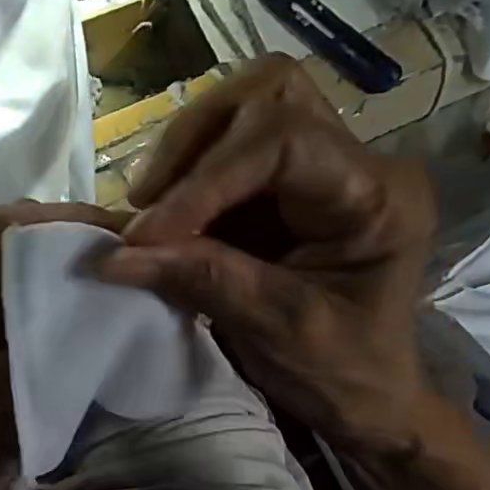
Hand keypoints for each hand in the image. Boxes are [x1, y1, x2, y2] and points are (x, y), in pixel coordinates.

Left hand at [0, 201, 125, 489]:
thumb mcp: (4, 394)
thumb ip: (43, 333)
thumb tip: (100, 283)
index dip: (53, 222)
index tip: (114, 227)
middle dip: (59, 234)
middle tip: (124, 238)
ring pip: (5, 260)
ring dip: (55, 256)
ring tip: (114, 256)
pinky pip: (6, 287)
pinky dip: (45, 284)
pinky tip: (85, 286)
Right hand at [94, 56, 436, 451]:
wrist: (364, 397)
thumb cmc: (343, 372)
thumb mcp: (278, 330)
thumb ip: (202, 281)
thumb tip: (114, 258)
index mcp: (375, 196)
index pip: (284, 141)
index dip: (205, 180)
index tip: (146, 237)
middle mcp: (349, 163)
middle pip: (267, 92)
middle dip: (193, 140)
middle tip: (144, 202)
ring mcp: (310, 169)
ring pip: (239, 108)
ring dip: (181, 151)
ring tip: (145, 211)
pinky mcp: (273, 187)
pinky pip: (218, 148)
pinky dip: (177, 173)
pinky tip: (151, 209)